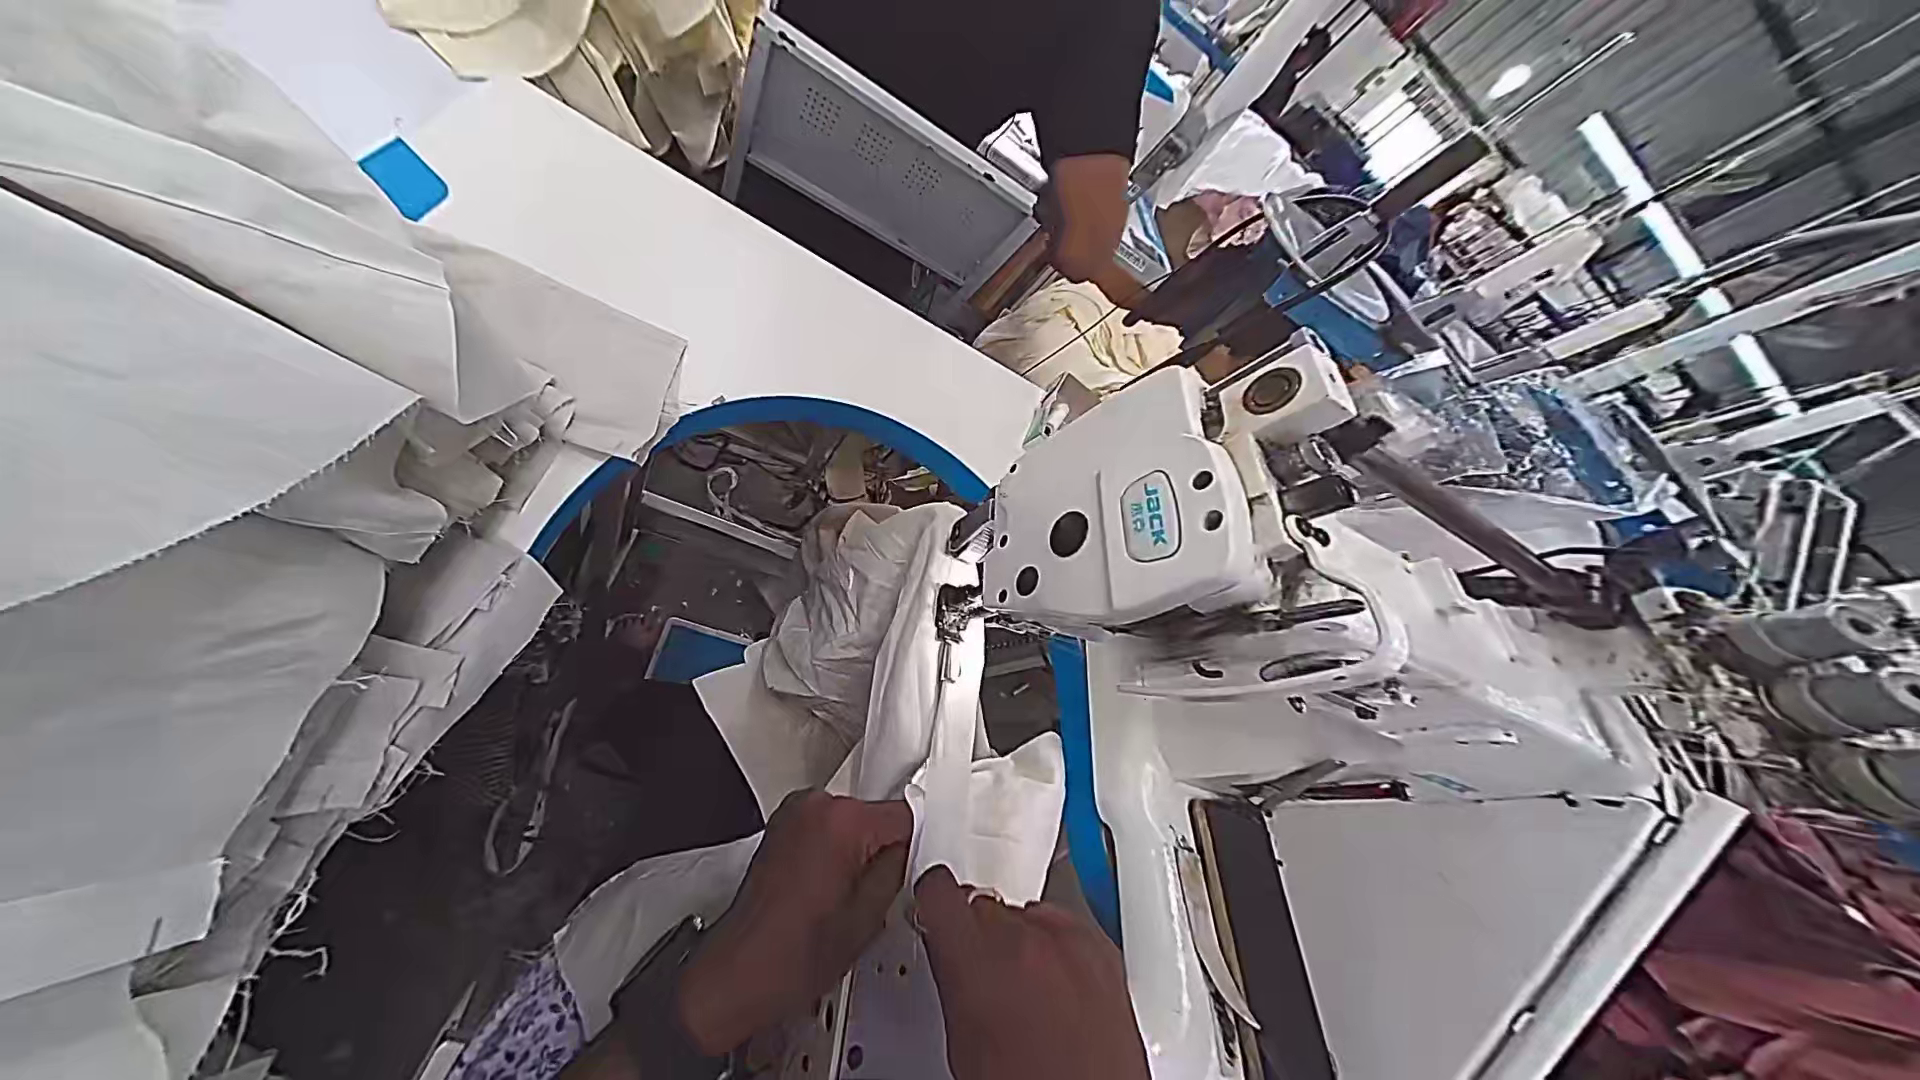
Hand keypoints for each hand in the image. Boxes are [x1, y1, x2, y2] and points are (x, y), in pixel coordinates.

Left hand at [671, 790, 911, 1054]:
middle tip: (865, 893)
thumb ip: (898, 868)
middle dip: (879, 849)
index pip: (903, 815)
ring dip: (852, 849)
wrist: (737, 972)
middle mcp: (816, 806)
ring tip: (835, 894)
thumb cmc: (789, 955)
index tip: (905, 868)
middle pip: (874, 816)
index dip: (911, 847)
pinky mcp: (781, 824)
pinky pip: (823, 825)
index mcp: (844, 822)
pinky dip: (828, 848)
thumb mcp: (869, 917)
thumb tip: (906, 848)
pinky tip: (820, 886)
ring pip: (850, 821)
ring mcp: (794, 812)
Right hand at [914, 866, 1148, 1079]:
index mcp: (973, 957)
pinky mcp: (1101, 947)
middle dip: (981, 933)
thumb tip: (950, 952)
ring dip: (1021, 940)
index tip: (936, 906)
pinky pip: (1067, 926)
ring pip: (1025, 914)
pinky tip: (1058, 988)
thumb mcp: (962, 1038)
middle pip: (985, 905)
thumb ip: (952, 975)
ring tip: (1027, 991)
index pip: (939, 890)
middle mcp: (1020, 937)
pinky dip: (1059, 948)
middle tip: (987, 976)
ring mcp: (1064, 939)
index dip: (934, 899)